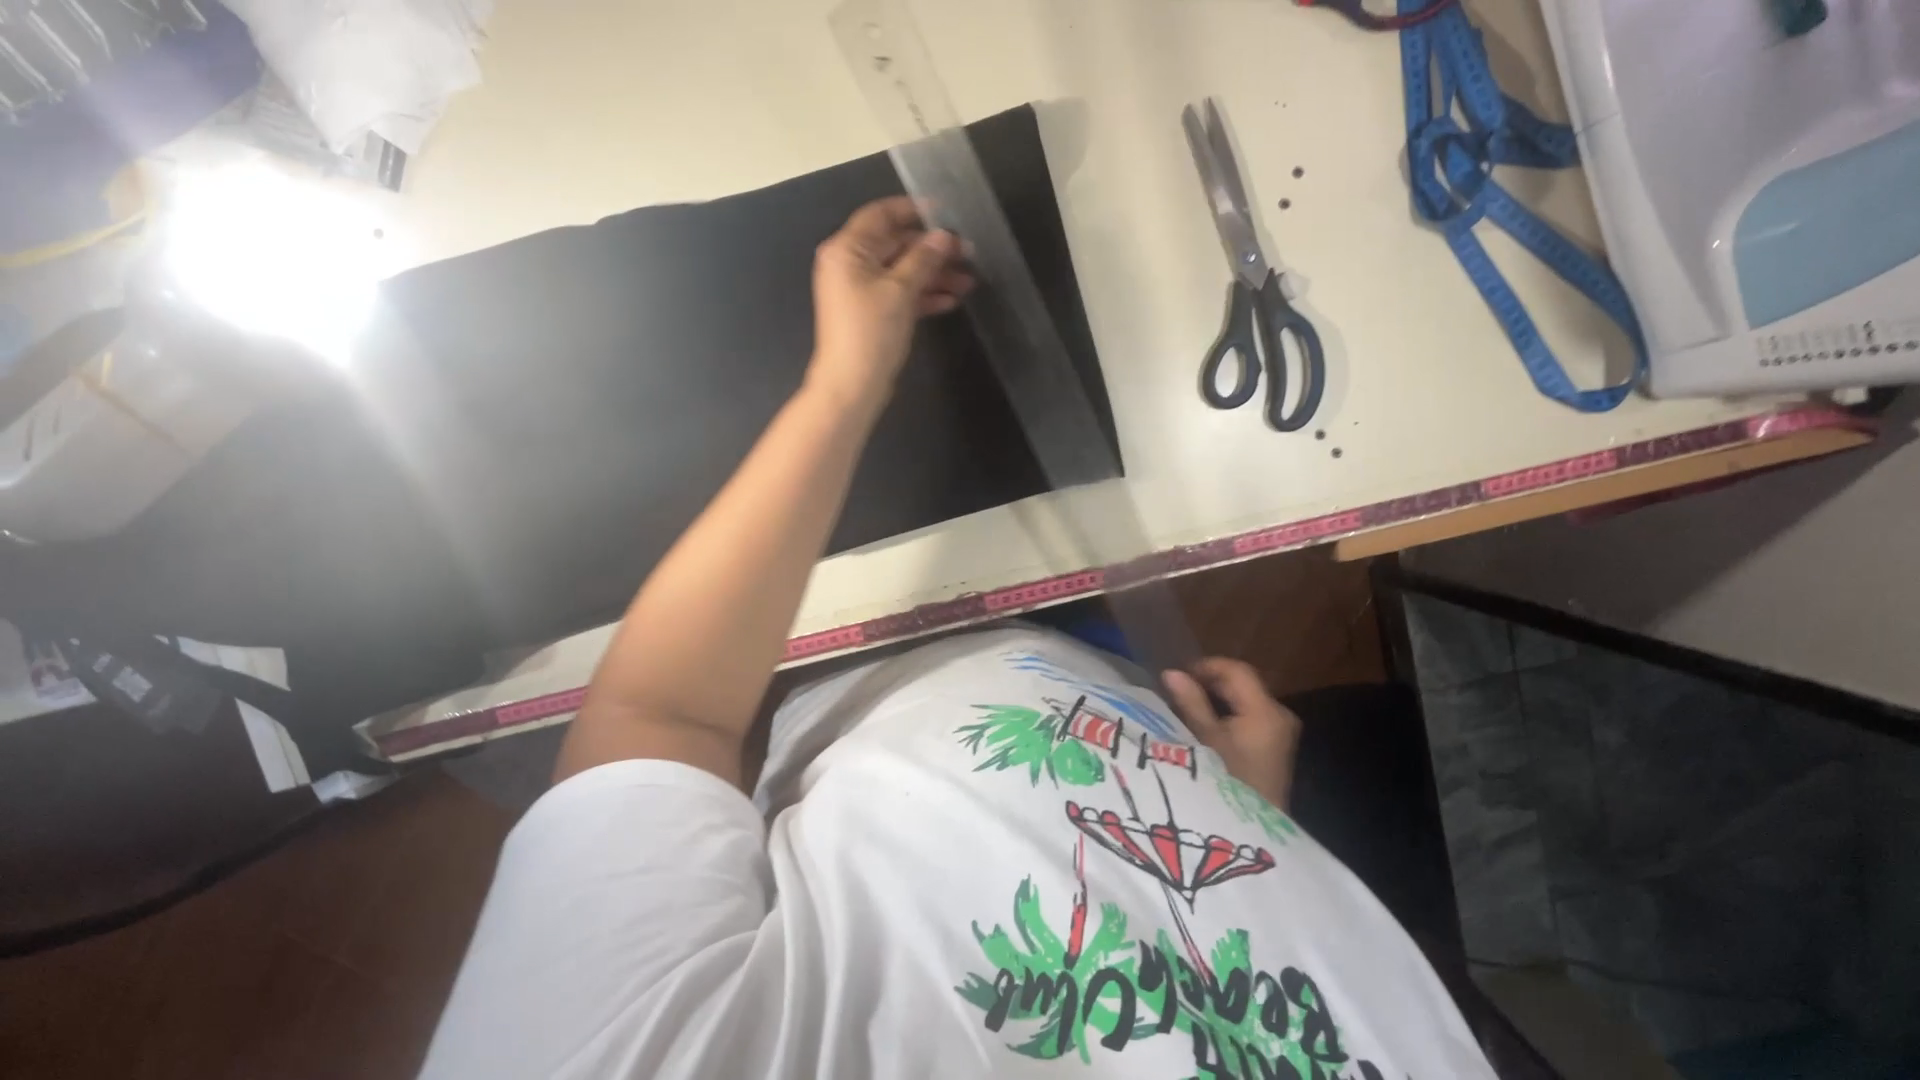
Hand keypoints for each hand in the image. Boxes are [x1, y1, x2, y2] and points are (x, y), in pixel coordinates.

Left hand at [807, 196, 973, 409]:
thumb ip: (923, 258)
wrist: (851, 386)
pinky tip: (951, 300)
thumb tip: (943, 236)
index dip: (913, 210)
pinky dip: (923, 295)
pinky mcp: (871, 314)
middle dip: (932, 249)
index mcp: (847, 250)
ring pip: (901, 272)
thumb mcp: (900, 290)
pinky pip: (899, 294)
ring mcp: (859, 291)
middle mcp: (849, 264)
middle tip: (968, 253)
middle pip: (895, 244)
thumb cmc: (871, 332)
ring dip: (934, 274)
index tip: (946, 212)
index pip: (881, 215)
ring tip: (968, 282)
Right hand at [1162, 658, 1302, 810]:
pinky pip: (1248, 719)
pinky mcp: (1274, 750)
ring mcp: (1279, 735)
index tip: (1174, 675)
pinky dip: (1225, 716)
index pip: (1237, 671)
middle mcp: (1280, 717)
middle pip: (1242, 685)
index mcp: (1266, 711)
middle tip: (1173, 691)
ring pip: (1244, 702)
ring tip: (1182, 707)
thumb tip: (1171, 673)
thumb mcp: (1203, 741)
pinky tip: (1202, 727)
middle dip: (1208, 683)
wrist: (1252, 835)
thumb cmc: (1227, 783)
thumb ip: (1189, 703)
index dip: (1205, 666)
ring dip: (1215, 700)